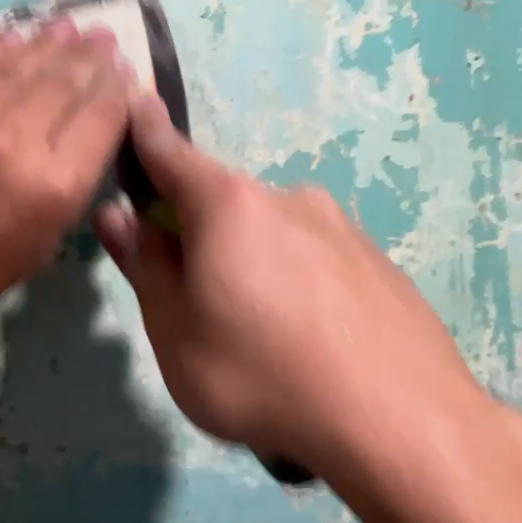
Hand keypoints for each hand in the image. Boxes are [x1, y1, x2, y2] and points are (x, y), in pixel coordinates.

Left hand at [0, 20, 137, 343]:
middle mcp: (10, 143)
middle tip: (103, 37)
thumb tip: (96, 116)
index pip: (100, 114)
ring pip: (16, 65)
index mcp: (52, 185)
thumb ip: (77, 174)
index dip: (116, 85)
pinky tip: (18, 38)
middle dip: (88, 57)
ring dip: (48, 43)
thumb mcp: (49, 236)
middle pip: (62, 81)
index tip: (122, 69)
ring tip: (68, 28)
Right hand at [91, 94, 517, 494]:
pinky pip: (311, 261)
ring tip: (255, 340)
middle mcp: (287, 199)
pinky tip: (303, 345)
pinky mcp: (378, 264)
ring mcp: (341, 228)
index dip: (143, 130)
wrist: (403, 425)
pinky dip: (292, 286)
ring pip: (268, 236)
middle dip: (195, 236)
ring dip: (247, 265)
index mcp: (227, 207)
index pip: (170, 153)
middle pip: (220, 205)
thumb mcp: (174, 333)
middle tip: (188, 303)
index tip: (131, 97)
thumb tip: (118, 216)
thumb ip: (145, 267)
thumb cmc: (261, 377)